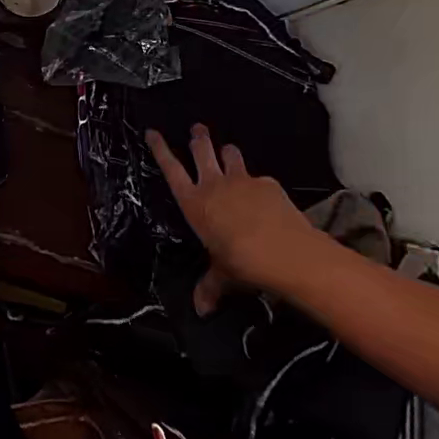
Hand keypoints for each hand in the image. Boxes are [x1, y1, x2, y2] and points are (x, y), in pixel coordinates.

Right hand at [146, 123, 329, 313]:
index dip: (161, 149)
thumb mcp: (223, 276)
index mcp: (195, 203)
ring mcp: (242, 179)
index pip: (171, 169)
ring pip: (230, 154)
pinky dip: (258, 184)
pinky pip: (258, 178)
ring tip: (228, 152)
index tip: (153, 131)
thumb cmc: (242, 263)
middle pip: (202, 150)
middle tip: (197, 128)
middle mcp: (214, 184)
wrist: (286, 251)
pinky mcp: (267, 182)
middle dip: (198, 137)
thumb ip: (210, 286)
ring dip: (227, 152)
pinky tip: (265, 197)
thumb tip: (201, 310)